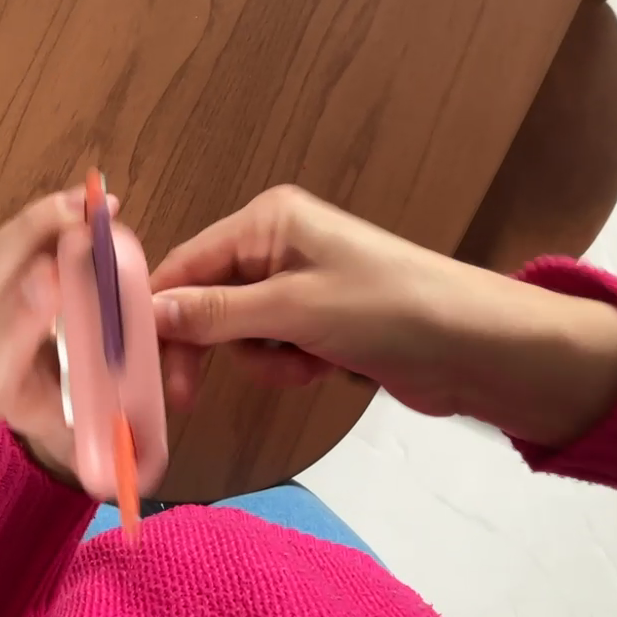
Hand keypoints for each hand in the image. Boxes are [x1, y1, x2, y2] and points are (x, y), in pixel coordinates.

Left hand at [0, 189, 114, 483]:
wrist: (52, 415)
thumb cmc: (85, 425)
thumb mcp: (105, 439)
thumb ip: (116, 434)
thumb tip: (138, 434)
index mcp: (2, 391)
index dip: (18, 318)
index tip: (50, 278)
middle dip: (26, 243)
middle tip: (81, 217)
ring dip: (37, 222)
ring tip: (86, 201)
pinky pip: (6, 245)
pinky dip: (41, 219)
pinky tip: (78, 202)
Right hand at [149, 185, 616, 447]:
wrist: (484, 351)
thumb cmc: (387, 310)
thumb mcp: (292, 310)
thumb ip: (213, 313)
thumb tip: (146, 315)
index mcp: (267, 221)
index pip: (187, 261)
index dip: (158, 306)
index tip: (132, 354)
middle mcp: (274, 244)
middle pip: (206, 297)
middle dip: (208, 342)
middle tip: (186, 395)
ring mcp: (296, 282)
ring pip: (236, 329)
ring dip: (259, 356)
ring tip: (304, 363)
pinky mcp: (315, 318)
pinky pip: (270, 345)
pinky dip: (285, 363)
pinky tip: (322, 367)